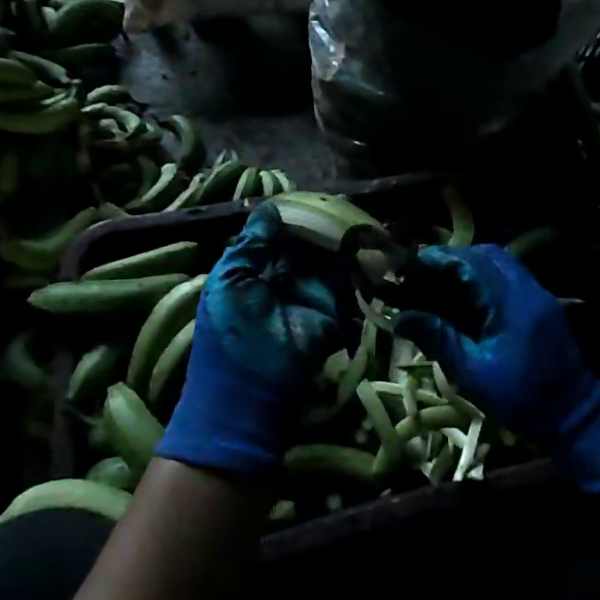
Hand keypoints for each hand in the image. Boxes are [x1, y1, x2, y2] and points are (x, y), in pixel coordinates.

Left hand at [156, 205, 352, 478]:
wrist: (246, 402)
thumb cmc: (229, 337)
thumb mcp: (228, 282)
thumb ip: (251, 244)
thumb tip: (272, 208)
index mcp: (257, 267)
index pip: (283, 232)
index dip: (301, 215)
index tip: (321, 198)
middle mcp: (286, 278)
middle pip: (313, 243)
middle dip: (331, 226)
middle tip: (352, 208)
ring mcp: (311, 297)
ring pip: (334, 262)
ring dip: (349, 245)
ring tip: (366, 225)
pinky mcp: (333, 317)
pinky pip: (349, 288)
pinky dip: (360, 271)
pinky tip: (370, 252)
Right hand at [393, 246, 599, 492]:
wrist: (575, 416)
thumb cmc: (521, 398)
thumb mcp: (472, 373)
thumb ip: (437, 339)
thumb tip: (398, 318)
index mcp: (512, 303)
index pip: (471, 263)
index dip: (440, 258)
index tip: (412, 264)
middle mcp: (528, 289)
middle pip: (487, 254)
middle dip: (454, 258)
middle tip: (425, 272)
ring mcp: (539, 295)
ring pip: (500, 263)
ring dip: (470, 266)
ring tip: (440, 283)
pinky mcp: (542, 306)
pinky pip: (510, 277)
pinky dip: (485, 278)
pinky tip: (466, 298)